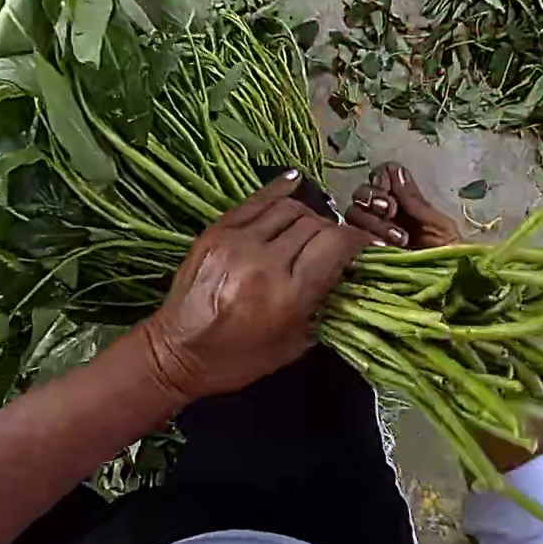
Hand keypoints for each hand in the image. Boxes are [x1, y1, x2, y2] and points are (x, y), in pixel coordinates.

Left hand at [134, 170, 372, 402]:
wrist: (176, 353)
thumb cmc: (239, 359)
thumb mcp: (294, 343)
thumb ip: (323, 303)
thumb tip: (344, 271)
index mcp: (288, 295)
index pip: (335, 245)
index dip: (358, 240)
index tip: (365, 245)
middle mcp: (265, 262)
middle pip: (315, 225)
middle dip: (334, 232)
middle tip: (337, 244)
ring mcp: (237, 242)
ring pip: (289, 209)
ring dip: (309, 216)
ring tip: (313, 228)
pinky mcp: (216, 232)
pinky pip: (256, 201)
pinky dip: (280, 192)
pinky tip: (296, 184)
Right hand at [344, 163, 462, 248]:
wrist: (453, 293)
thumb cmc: (451, 259)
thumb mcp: (439, 226)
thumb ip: (414, 201)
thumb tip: (394, 170)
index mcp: (402, 205)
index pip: (378, 178)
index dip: (381, 181)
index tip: (395, 194)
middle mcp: (382, 218)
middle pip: (360, 195)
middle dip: (374, 200)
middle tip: (392, 212)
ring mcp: (368, 237)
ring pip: (352, 215)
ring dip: (373, 222)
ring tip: (398, 240)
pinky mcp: (359, 258)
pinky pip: (348, 241)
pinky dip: (362, 240)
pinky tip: (381, 249)